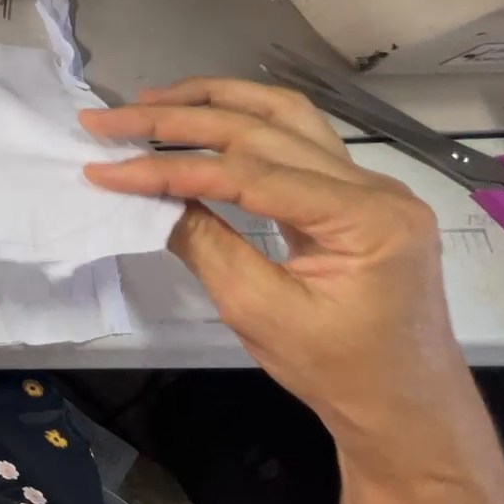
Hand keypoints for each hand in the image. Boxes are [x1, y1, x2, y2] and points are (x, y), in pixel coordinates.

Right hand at [78, 78, 462, 462]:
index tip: (101, 169)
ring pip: (281, 114)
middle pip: (259, 130)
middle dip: (174, 119)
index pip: (244, 174)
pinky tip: (195, 117)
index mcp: (363, 219)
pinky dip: (235, 119)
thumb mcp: (255, 308)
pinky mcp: (346, 192)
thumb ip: (201, 240)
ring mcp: (365, 184)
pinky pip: (289, 136)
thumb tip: (144, 196)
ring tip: (147, 102)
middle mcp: (373, 186)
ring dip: (209, 100)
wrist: (401, 403)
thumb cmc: (334, 366)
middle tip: (104, 120)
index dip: (165, 167)